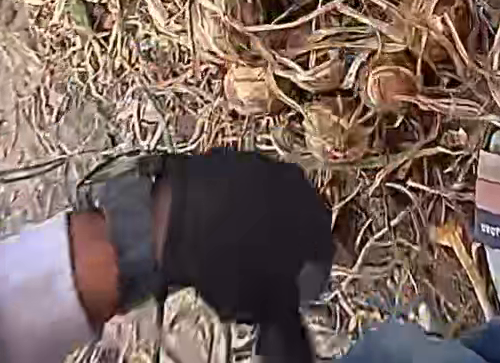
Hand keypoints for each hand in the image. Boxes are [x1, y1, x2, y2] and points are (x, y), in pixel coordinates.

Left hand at [160, 150, 331, 361]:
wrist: (176, 216)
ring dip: (265, 225)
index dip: (307, 279)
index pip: (323, 253)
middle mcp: (298, 184)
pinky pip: (247, 188)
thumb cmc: (225, 262)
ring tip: (239, 253)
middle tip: (265, 276)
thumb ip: (288, 327)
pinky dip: (241, 207)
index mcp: (313, 216)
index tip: (291, 296)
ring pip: (275, 202)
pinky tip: (220, 229)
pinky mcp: (238, 158)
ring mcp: (268, 166)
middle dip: (288, 248)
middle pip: (301, 222)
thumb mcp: (262, 304)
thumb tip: (300, 355)